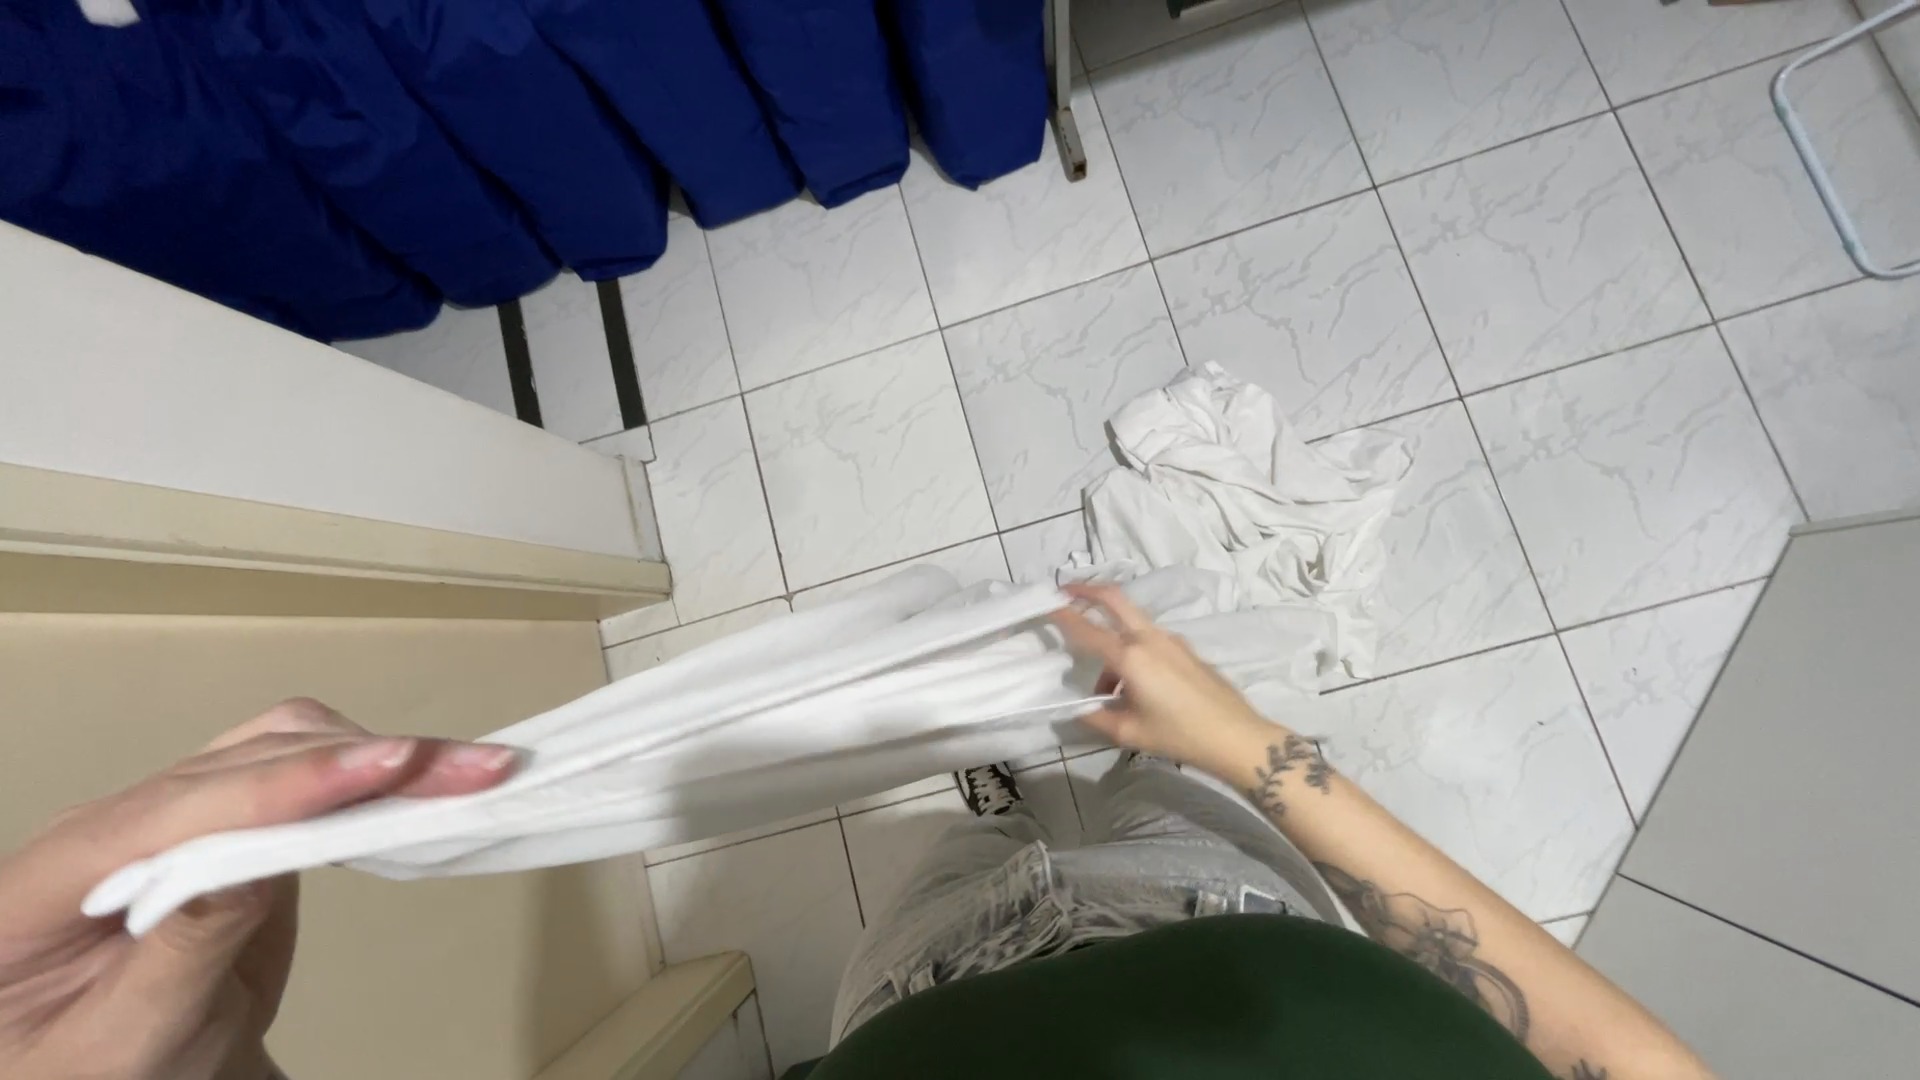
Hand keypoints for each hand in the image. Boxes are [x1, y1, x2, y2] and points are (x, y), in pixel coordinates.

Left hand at [0, 698, 521, 1079]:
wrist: (128, 1069)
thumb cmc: (109, 1075)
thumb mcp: (125, 1044)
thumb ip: (179, 953)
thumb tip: (257, 864)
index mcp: (42, 884)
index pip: (179, 810)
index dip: (296, 782)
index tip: (395, 762)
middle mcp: (114, 822)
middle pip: (256, 759)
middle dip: (375, 759)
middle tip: (481, 769)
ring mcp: (181, 806)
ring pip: (288, 742)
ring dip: (382, 751)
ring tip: (468, 768)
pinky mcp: (239, 807)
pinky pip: (308, 762)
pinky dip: (371, 764)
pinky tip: (422, 777)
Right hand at [1050, 584, 1287, 778]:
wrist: (1236, 737)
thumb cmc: (1179, 735)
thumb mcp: (1129, 732)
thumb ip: (1096, 716)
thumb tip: (1078, 707)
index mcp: (1130, 657)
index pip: (1086, 629)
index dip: (1061, 615)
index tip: (1045, 604)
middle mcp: (1148, 639)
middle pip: (1114, 598)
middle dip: (1088, 591)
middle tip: (1066, 592)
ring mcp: (1171, 640)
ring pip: (1131, 625)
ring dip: (1111, 638)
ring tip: (1106, 685)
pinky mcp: (1186, 649)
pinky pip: (1149, 640)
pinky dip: (1132, 651)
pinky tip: (1136, 687)